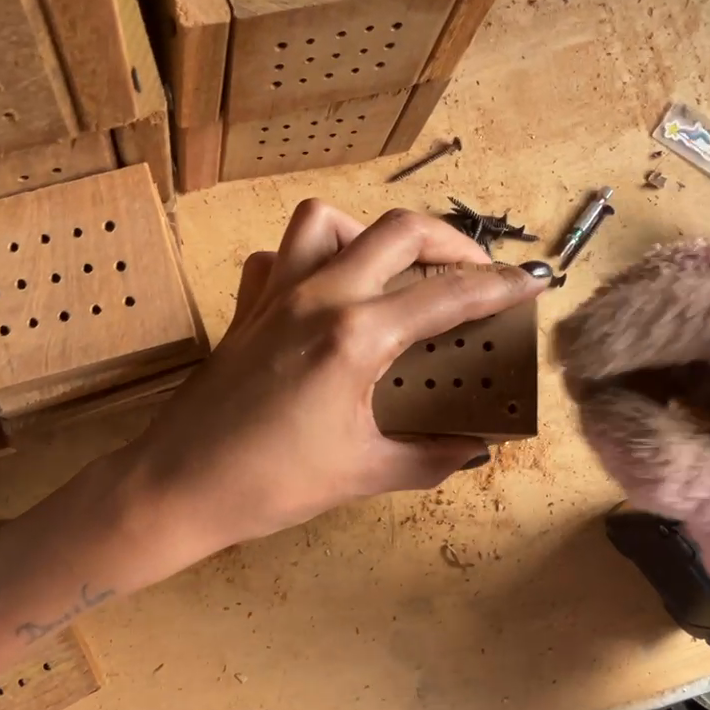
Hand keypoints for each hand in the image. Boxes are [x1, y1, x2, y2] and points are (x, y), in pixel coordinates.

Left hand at [117, 200, 547, 555]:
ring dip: (371, 234)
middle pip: (399, 230)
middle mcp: (317, 296)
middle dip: (450, 243)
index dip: (499, 288)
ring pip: (328, 221)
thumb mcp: (362, 474)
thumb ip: (429, 458)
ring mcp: (273, 295)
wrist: (178, 488)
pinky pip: (278, 257)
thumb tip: (473, 450)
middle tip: (474, 275)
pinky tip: (322, 293)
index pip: (446, 296)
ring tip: (392, 273)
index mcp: (354, 335)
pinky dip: (307, 258)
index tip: (532, 284)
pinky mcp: (243, 309)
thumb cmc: (269, 486)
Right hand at [553, 242, 709, 615]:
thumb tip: (595, 406)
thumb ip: (665, 465)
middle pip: (700, 273)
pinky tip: (628, 387)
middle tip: (572, 373)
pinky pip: (669, 304)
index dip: (636, 325)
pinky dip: (629, 341)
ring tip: (601, 389)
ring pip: (678, 281)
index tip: (569, 362)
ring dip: (619, 327)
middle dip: (620, 315)